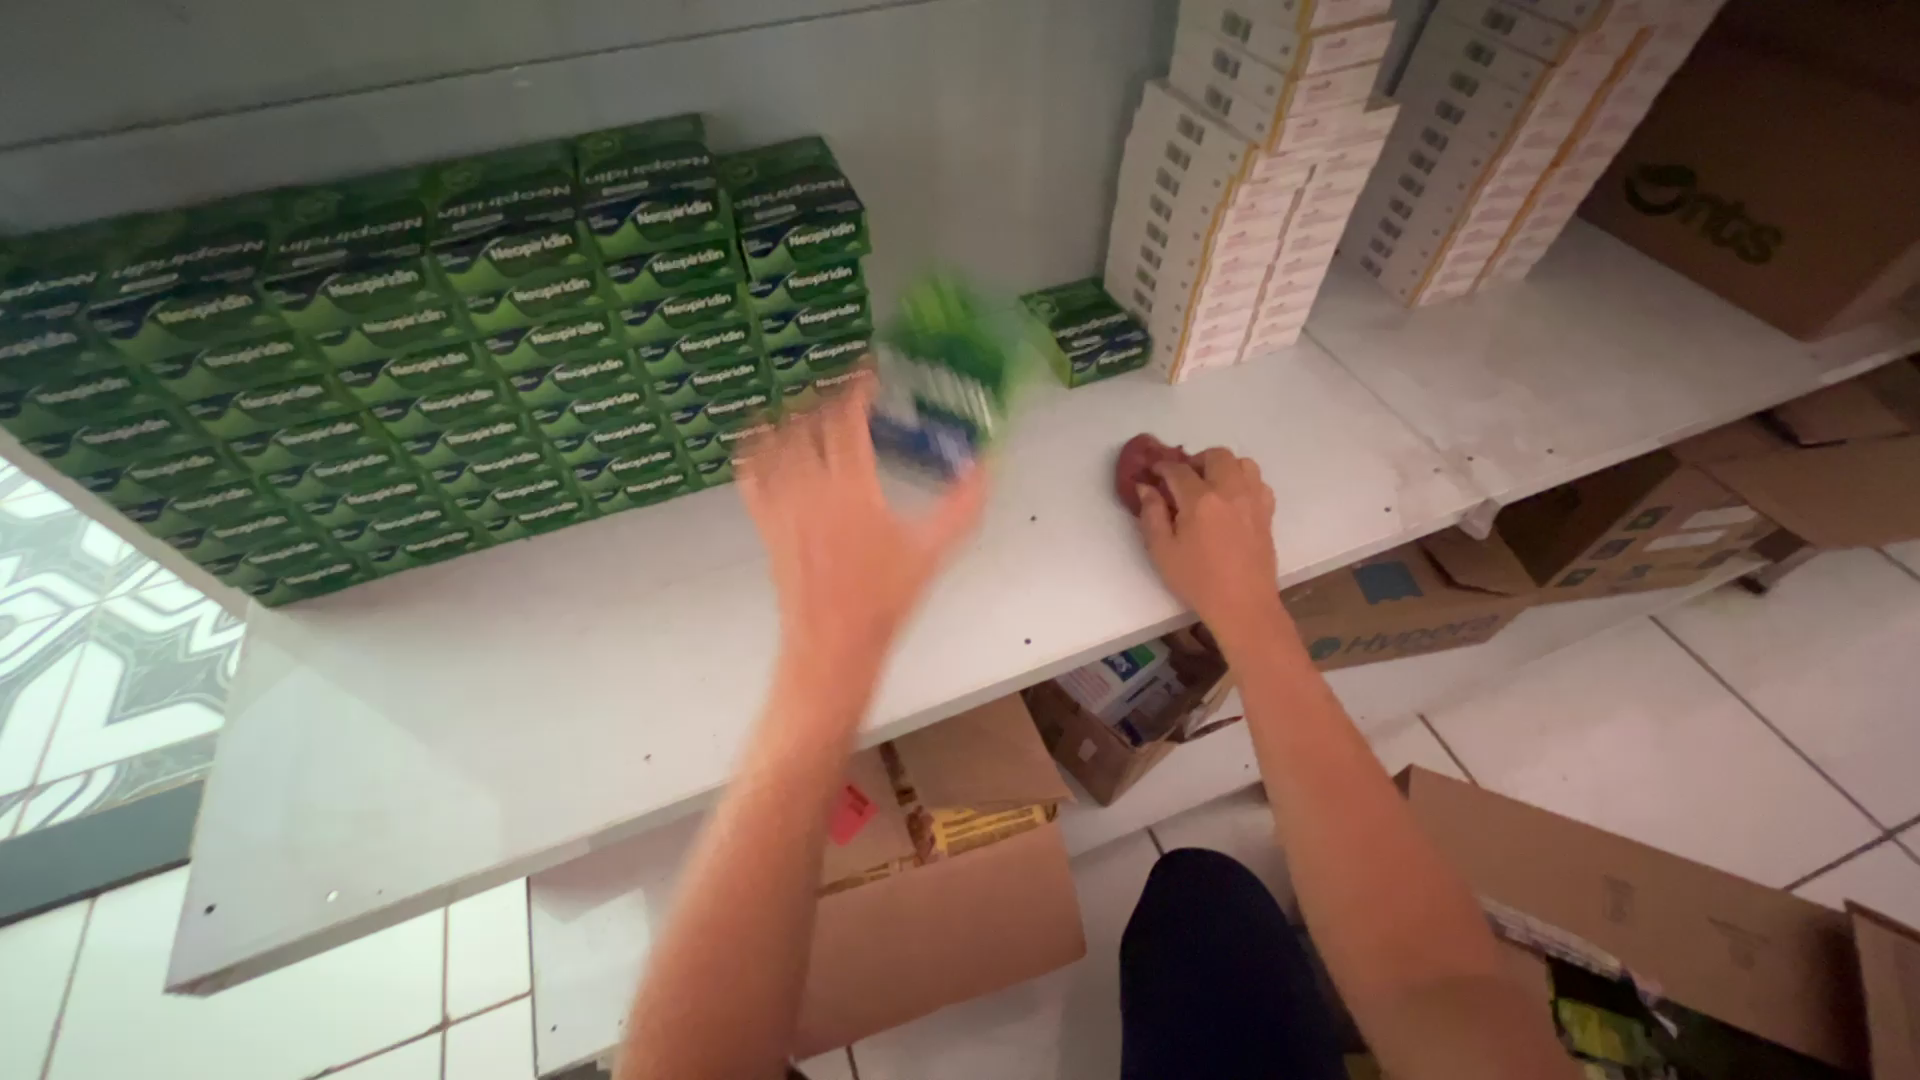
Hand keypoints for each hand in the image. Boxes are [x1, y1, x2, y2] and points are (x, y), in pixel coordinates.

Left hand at [738, 371, 987, 684]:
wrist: (833, 643)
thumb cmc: (884, 600)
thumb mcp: (932, 552)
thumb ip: (962, 505)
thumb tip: (986, 465)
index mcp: (852, 488)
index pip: (847, 419)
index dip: (857, 387)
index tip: (868, 372)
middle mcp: (810, 488)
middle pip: (808, 422)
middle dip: (825, 396)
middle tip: (844, 388)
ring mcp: (782, 505)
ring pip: (775, 442)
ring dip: (792, 416)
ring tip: (809, 406)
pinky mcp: (766, 524)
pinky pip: (751, 476)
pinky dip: (754, 451)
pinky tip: (763, 441)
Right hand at [1136, 447, 1287, 644]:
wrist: (1242, 605)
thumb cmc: (1197, 580)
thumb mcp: (1162, 551)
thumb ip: (1151, 514)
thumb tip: (1146, 488)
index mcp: (1200, 500)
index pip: (1178, 470)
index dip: (1162, 467)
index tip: (1153, 472)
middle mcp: (1230, 491)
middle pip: (1216, 455)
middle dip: (1196, 460)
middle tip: (1183, 478)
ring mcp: (1253, 500)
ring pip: (1242, 463)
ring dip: (1223, 467)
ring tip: (1210, 485)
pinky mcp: (1267, 513)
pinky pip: (1258, 482)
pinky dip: (1243, 482)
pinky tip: (1232, 500)